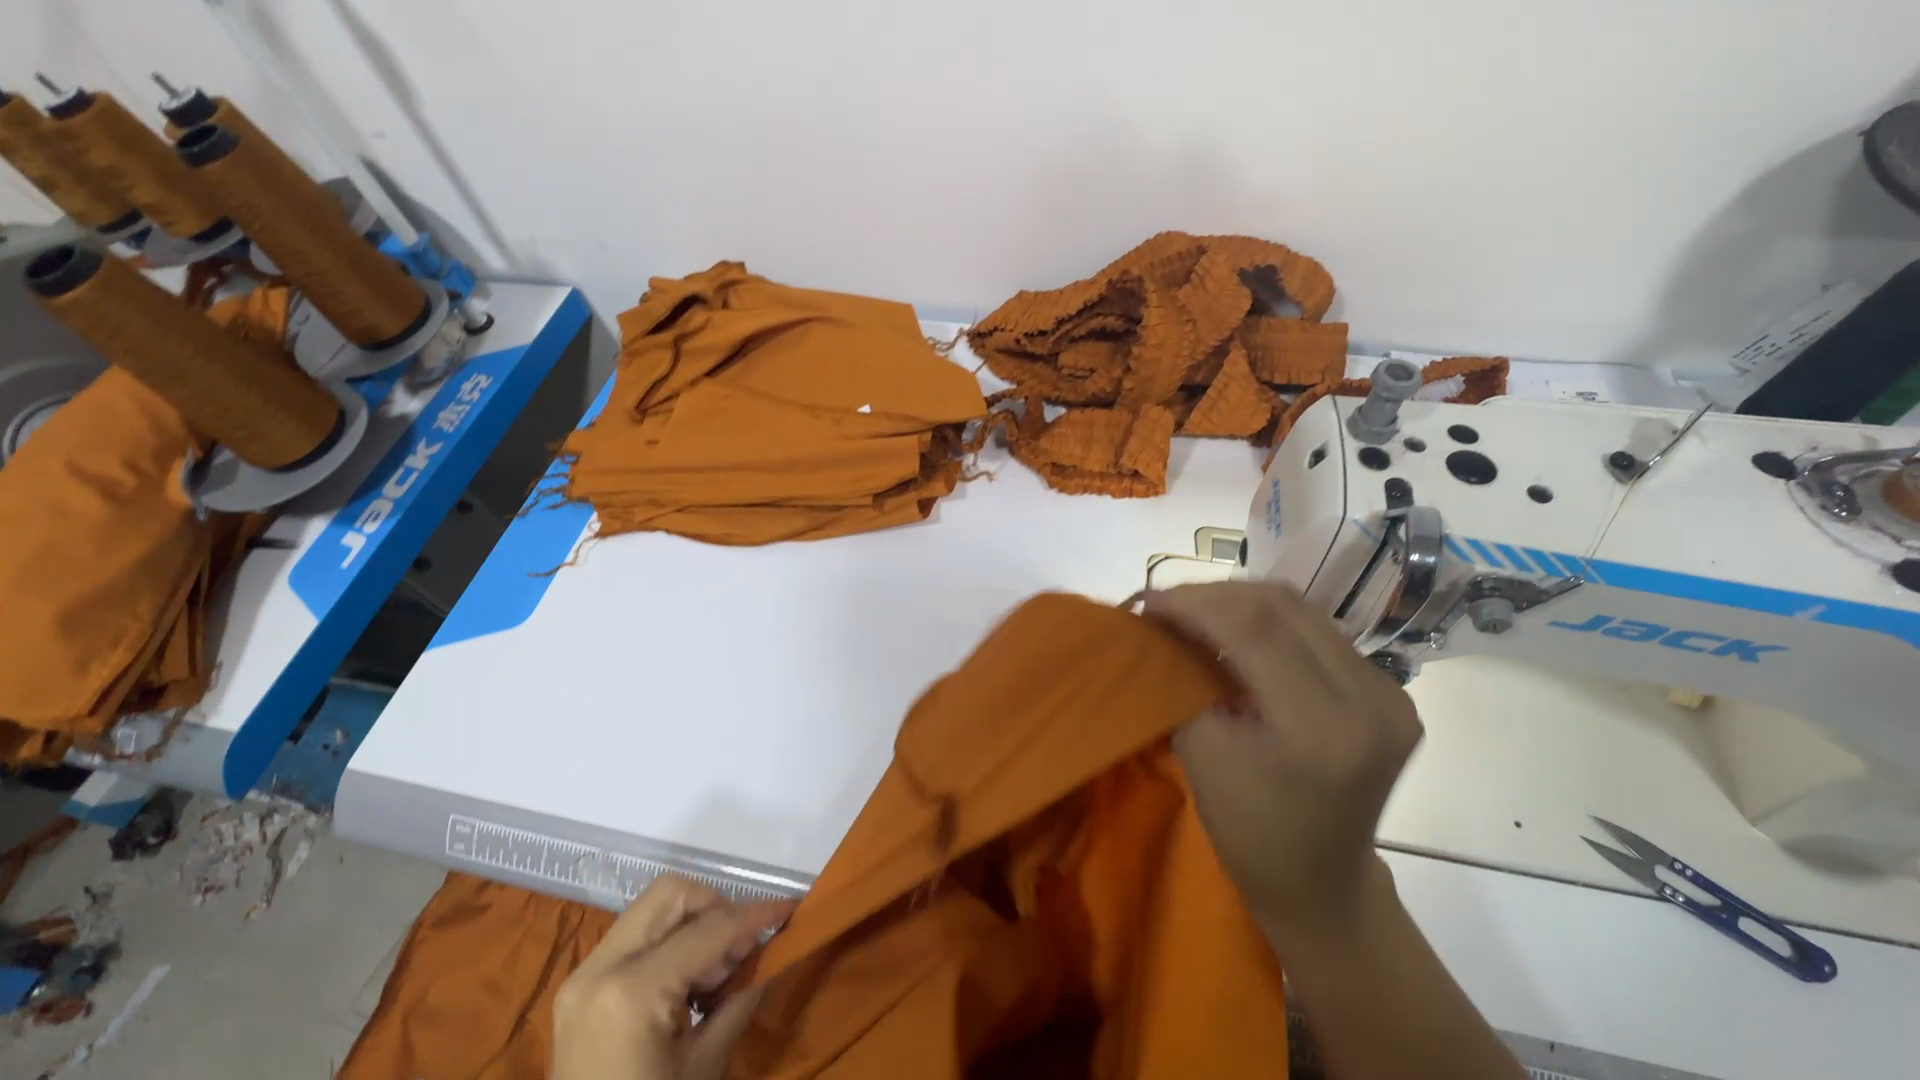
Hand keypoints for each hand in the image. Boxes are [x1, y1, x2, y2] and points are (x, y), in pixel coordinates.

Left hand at [552, 875, 793, 1079]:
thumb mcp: (706, 1065)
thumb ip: (740, 998)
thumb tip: (771, 952)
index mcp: (633, 991)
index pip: (709, 930)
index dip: (755, 916)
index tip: (791, 908)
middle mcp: (601, 967)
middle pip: (671, 895)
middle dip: (717, 909)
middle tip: (742, 949)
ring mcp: (582, 974)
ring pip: (650, 910)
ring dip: (693, 924)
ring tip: (716, 974)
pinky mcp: (578, 986)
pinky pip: (633, 938)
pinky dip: (669, 943)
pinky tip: (688, 984)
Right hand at [1147, 581, 1422, 943]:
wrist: (1322, 883)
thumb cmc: (1251, 833)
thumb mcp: (1202, 756)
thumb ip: (1186, 683)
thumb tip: (1164, 626)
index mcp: (1321, 724)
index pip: (1252, 629)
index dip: (1194, 604)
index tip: (1147, 600)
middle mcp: (1370, 697)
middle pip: (1283, 607)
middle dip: (1215, 595)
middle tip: (1167, 603)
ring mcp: (1389, 692)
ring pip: (1305, 611)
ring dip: (1243, 602)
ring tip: (1196, 612)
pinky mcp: (1390, 693)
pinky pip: (1322, 634)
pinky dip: (1272, 624)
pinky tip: (1239, 634)